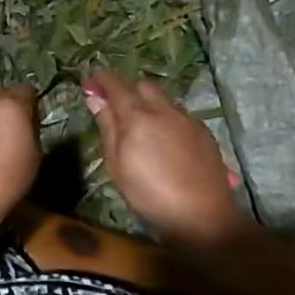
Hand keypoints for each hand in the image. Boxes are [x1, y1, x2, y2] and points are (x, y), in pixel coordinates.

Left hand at [0, 86, 39, 215]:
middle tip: (16, 133)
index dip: (33, 105)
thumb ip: (31, 129)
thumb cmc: (9, 177)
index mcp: (12, 103)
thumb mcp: (35, 153)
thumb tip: (25, 123)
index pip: (28, 90)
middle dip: (12, 108)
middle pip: (4, 94)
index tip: (33, 124)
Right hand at [84, 71, 254, 250]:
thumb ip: (108, 127)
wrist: (202, 215)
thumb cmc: (150, 195)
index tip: (90, 84)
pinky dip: (168, 119)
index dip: (101, 80)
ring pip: (165, 99)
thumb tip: (96, 98)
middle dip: (128, 90)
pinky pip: (181, 115)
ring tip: (143, 130)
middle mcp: (165, 109)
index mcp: (138, 115)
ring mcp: (188, 119)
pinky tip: (168, 144)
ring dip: (150, 105)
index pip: (116, 84)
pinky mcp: (204, 132)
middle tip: (116, 110)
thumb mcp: (117, 165)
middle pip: (144, 86)